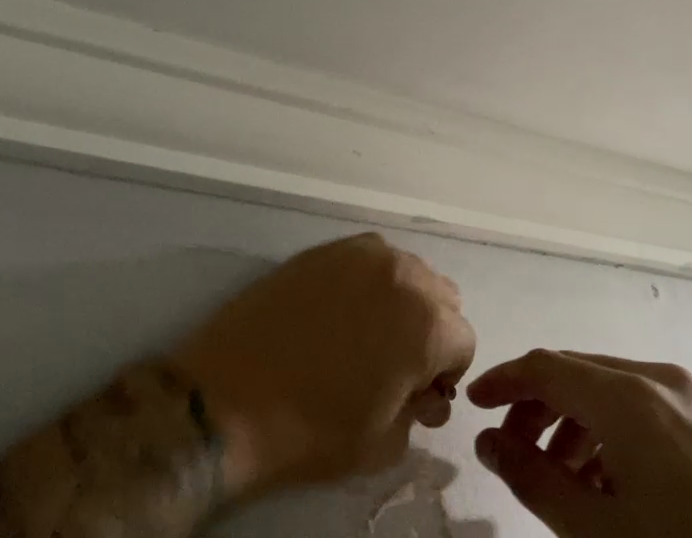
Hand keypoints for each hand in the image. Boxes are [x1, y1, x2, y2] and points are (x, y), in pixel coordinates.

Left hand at [172, 233, 475, 495]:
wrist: (228, 397)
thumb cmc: (312, 428)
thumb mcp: (387, 442)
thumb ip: (421, 411)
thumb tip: (422, 392)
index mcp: (427, 323)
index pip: (464, 342)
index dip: (444, 374)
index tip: (416, 394)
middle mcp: (401, 275)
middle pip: (440, 297)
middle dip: (428, 330)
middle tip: (393, 365)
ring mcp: (357, 254)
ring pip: (405, 270)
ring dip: (400, 300)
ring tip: (365, 334)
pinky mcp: (321, 249)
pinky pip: (366, 258)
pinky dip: (367, 280)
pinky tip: (340, 310)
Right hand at [468, 350, 691, 537]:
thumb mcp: (595, 529)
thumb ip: (532, 479)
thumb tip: (488, 443)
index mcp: (629, 397)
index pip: (546, 367)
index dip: (502, 382)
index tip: (472, 407)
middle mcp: (659, 381)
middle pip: (576, 374)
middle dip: (535, 407)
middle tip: (511, 452)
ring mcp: (691, 399)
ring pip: (608, 391)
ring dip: (570, 424)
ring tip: (558, 478)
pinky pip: (641, 409)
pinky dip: (608, 433)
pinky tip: (605, 484)